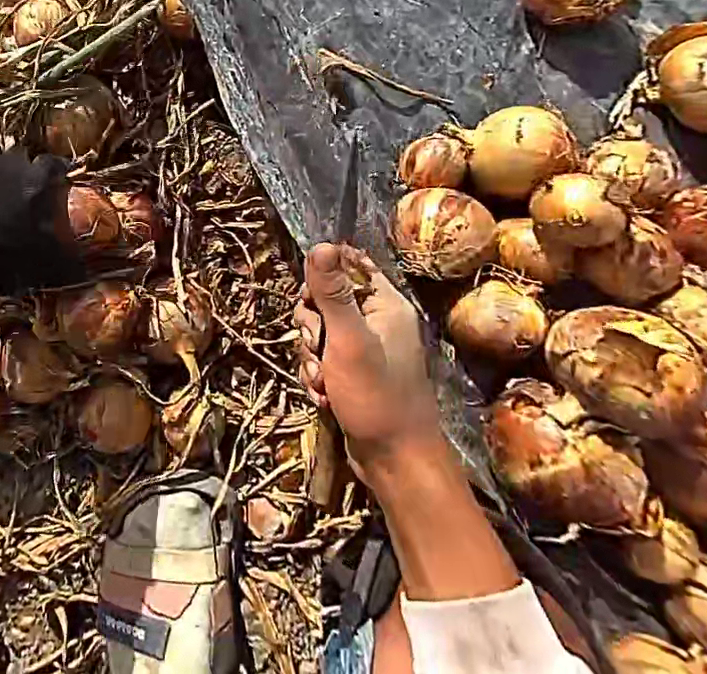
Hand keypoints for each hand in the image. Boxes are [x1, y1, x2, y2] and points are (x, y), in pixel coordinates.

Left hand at [0, 143, 86, 318]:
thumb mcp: (42, 264)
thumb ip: (67, 257)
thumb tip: (87, 267)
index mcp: (35, 180)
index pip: (53, 163)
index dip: (55, 172)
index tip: (55, 182)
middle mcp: (9, 163)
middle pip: (21, 153)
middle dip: (23, 167)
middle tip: (20, 188)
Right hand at [294, 243, 446, 485]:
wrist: (395, 463)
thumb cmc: (377, 396)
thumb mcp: (349, 340)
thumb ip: (332, 293)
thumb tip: (320, 245)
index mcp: (385, 305)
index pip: (348, 265)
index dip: (322, 276)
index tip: (310, 299)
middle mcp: (376, 321)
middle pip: (325, 300)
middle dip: (311, 327)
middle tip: (317, 348)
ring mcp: (364, 349)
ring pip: (318, 333)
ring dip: (311, 357)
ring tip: (322, 382)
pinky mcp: (352, 373)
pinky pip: (322, 359)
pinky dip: (317, 376)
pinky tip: (324, 397)